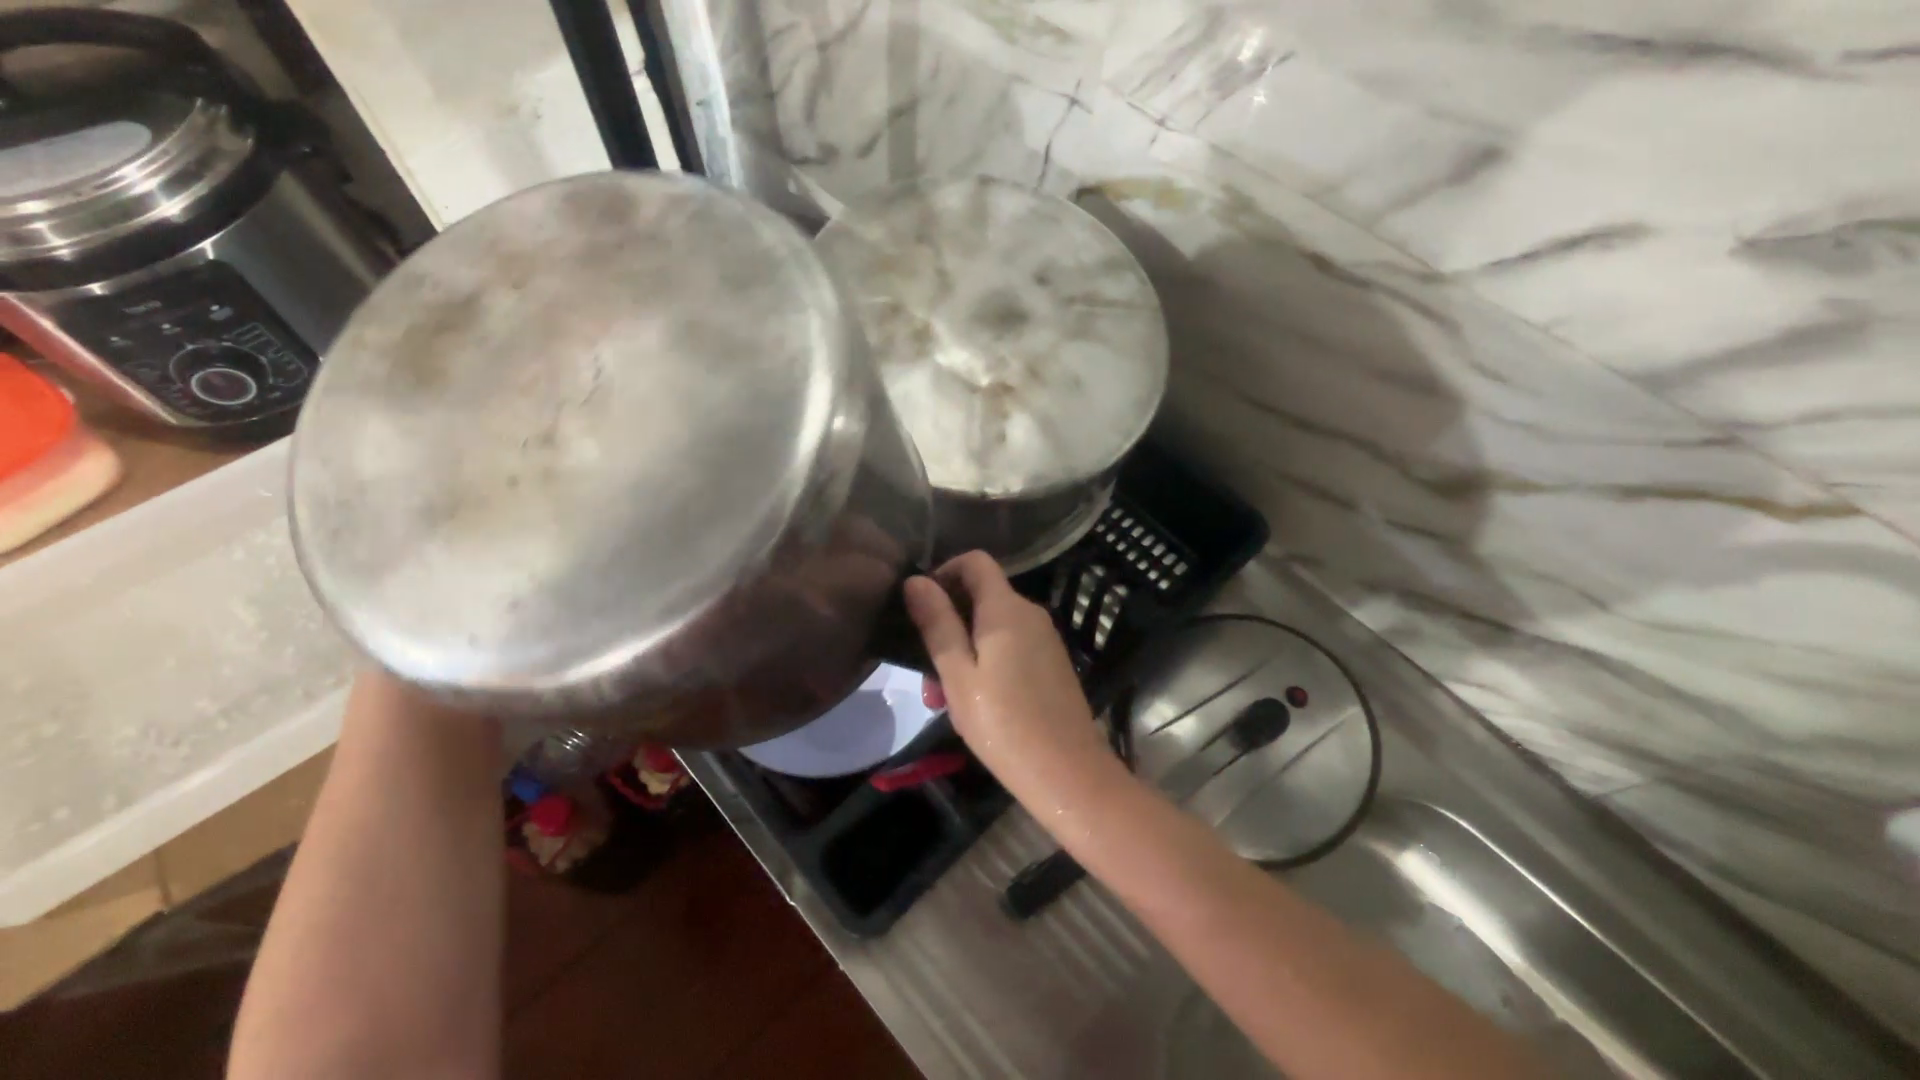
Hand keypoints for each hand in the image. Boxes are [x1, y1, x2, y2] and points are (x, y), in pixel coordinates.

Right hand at [903, 552, 1122, 802]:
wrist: (1067, 773)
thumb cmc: (1003, 723)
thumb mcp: (957, 675)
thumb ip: (937, 624)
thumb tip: (916, 580)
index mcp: (1007, 609)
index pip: (975, 561)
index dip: (944, 572)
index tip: (919, 605)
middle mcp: (1030, 614)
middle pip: (981, 598)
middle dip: (947, 626)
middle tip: (925, 678)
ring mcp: (1045, 640)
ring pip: (992, 628)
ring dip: (962, 653)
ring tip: (942, 702)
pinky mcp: (1052, 665)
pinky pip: (1010, 648)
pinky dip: (985, 664)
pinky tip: (973, 704)